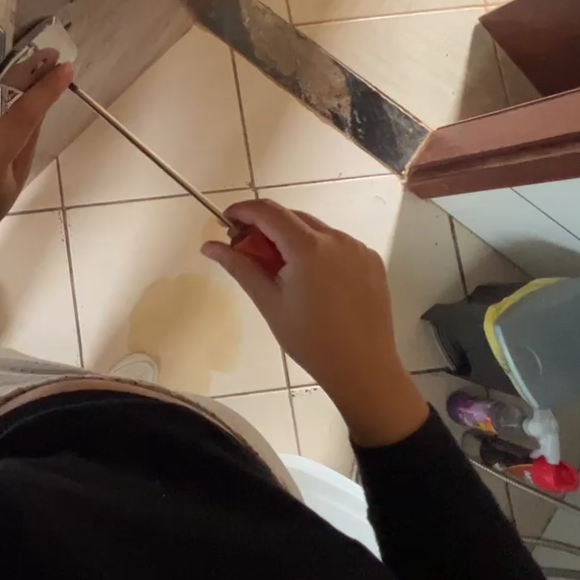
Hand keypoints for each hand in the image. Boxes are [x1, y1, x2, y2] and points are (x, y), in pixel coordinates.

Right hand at [201, 199, 428, 446]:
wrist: (364, 369)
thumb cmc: (310, 339)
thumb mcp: (268, 301)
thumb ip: (239, 266)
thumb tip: (208, 245)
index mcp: (308, 247)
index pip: (267, 211)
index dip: (242, 210)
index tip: (226, 222)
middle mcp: (336, 239)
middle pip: (291, 216)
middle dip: (264, 225)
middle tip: (247, 250)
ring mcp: (358, 248)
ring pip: (314, 228)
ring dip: (290, 237)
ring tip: (279, 269)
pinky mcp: (371, 260)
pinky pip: (335, 243)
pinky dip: (315, 249)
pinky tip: (310, 279)